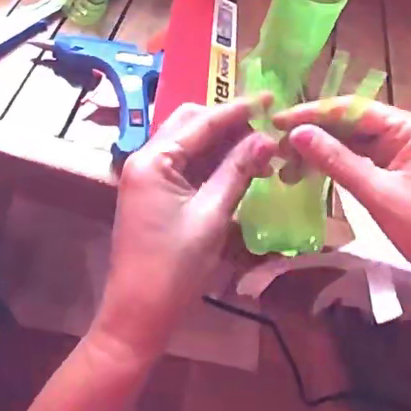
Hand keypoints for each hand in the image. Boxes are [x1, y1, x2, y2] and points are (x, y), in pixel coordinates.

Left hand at [93, 94, 275, 363]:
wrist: (138, 311)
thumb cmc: (174, 266)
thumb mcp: (212, 216)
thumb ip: (237, 172)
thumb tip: (267, 139)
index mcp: (153, 159)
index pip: (200, 122)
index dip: (237, 110)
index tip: (272, 98)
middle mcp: (145, 159)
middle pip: (189, 124)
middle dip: (227, 121)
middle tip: (267, 125)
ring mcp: (146, 176)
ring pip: (187, 143)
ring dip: (221, 141)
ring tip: (261, 144)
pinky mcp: (153, 192)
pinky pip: (184, 165)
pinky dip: (210, 162)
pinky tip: (239, 166)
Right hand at [275, 99, 410, 313]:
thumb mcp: (380, 195)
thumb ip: (337, 161)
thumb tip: (295, 132)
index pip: (351, 109)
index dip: (311, 114)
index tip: (275, 122)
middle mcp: (409, 134)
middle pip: (351, 124)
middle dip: (313, 134)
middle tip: (275, 148)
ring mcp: (407, 156)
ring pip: (353, 144)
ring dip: (320, 153)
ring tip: (286, 166)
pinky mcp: (402, 177)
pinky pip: (362, 162)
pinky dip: (336, 168)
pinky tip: (310, 176)